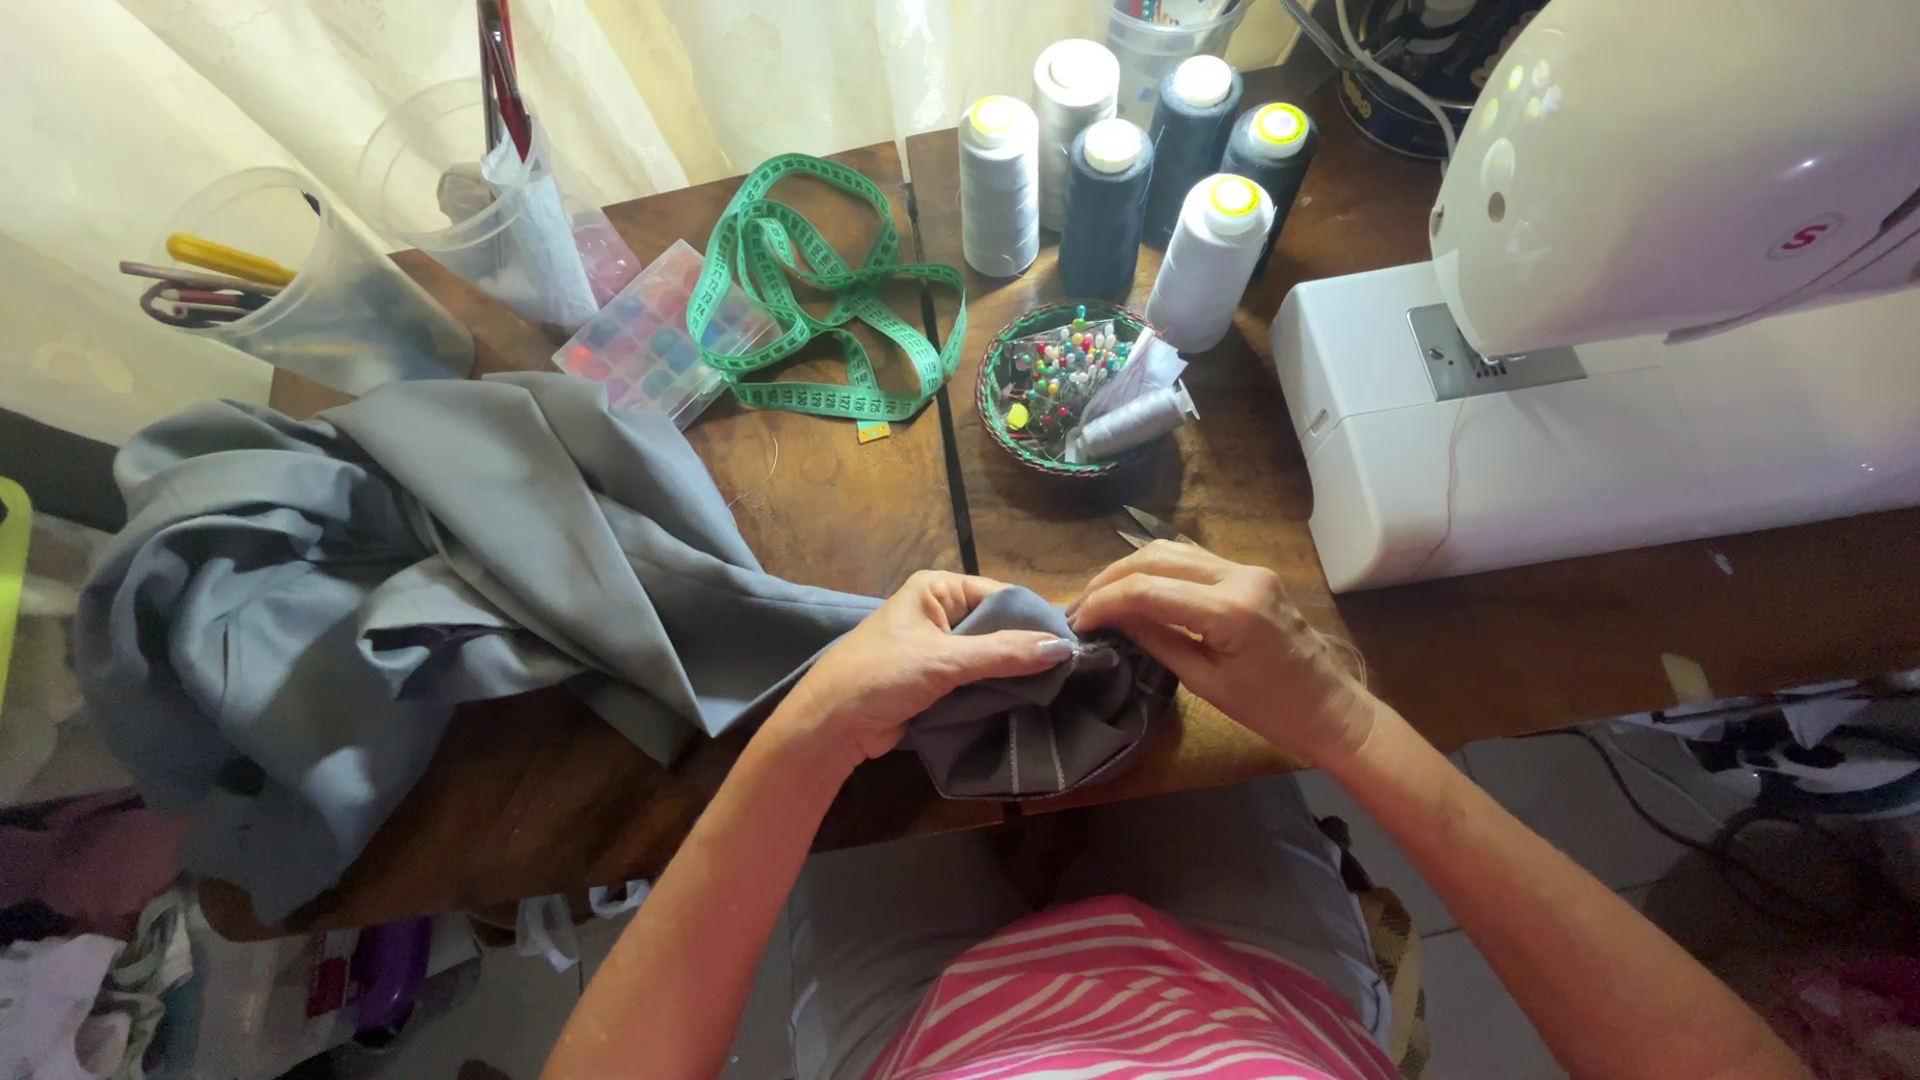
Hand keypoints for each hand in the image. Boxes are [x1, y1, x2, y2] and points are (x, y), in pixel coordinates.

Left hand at [773, 571, 1074, 771]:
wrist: (831, 725)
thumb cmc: (882, 675)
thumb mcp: (945, 660)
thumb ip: (1004, 653)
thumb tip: (1063, 647)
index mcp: (937, 589)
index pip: (1000, 595)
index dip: (1034, 619)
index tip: (1073, 643)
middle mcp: (939, 611)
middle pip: (997, 626)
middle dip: (1026, 648)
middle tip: (1071, 670)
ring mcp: (938, 647)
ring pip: (990, 655)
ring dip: (1013, 673)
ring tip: (1059, 687)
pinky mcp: (937, 680)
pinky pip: (977, 679)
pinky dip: (997, 689)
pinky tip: (1028, 701)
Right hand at [1067, 542, 1378, 766]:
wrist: (1332, 708)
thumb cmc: (1271, 710)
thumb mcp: (1204, 682)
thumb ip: (1156, 640)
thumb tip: (1110, 619)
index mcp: (1231, 610)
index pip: (1147, 590)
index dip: (1104, 602)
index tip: (1076, 621)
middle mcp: (1239, 576)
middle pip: (1155, 558)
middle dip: (1109, 579)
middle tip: (1080, 607)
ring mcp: (1246, 569)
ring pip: (1171, 550)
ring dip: (1129, 569)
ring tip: (1100, 597)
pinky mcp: (1248, 573)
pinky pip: (1190, 559)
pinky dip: (1155, 569)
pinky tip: (1134, 588)